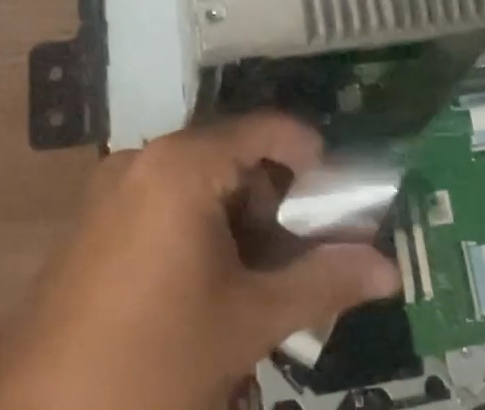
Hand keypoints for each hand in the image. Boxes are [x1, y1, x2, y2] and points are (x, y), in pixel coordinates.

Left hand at [0, 114, 400, 409]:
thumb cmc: (154, 356)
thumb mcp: (250, 320)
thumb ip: (324, 282)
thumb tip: (390, 268)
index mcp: (182, 164)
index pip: (269, 128)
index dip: (316, 158)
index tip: (346, 202)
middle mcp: (143, 159)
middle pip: (236, 157)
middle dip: (280, 204)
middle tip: (308, 257)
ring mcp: (112, 189)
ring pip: (203, 184)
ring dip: (244, 223)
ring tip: (263, 283)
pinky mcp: (94, 222)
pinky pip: (166, 204)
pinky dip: (204, 231)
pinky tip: (215, 289)